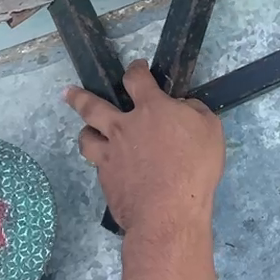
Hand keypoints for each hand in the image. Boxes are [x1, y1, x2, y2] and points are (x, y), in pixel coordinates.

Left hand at [64, 60, 225, 238]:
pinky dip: (102, 162)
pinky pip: (97, 164)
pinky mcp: (105, 179)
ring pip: (86, 137)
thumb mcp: (210, 130)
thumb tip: (181, 106)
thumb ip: (194, 111)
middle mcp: (123, 126)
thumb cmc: (195, 167)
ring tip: (87, 131)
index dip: (136, 69)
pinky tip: (109, 167)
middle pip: (92, 106)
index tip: (137, 68)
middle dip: (79, 97)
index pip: (137, 79)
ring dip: (85, 131)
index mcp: (151, 109)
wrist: (168, 211)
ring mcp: (109, 154)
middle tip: (68, 92)